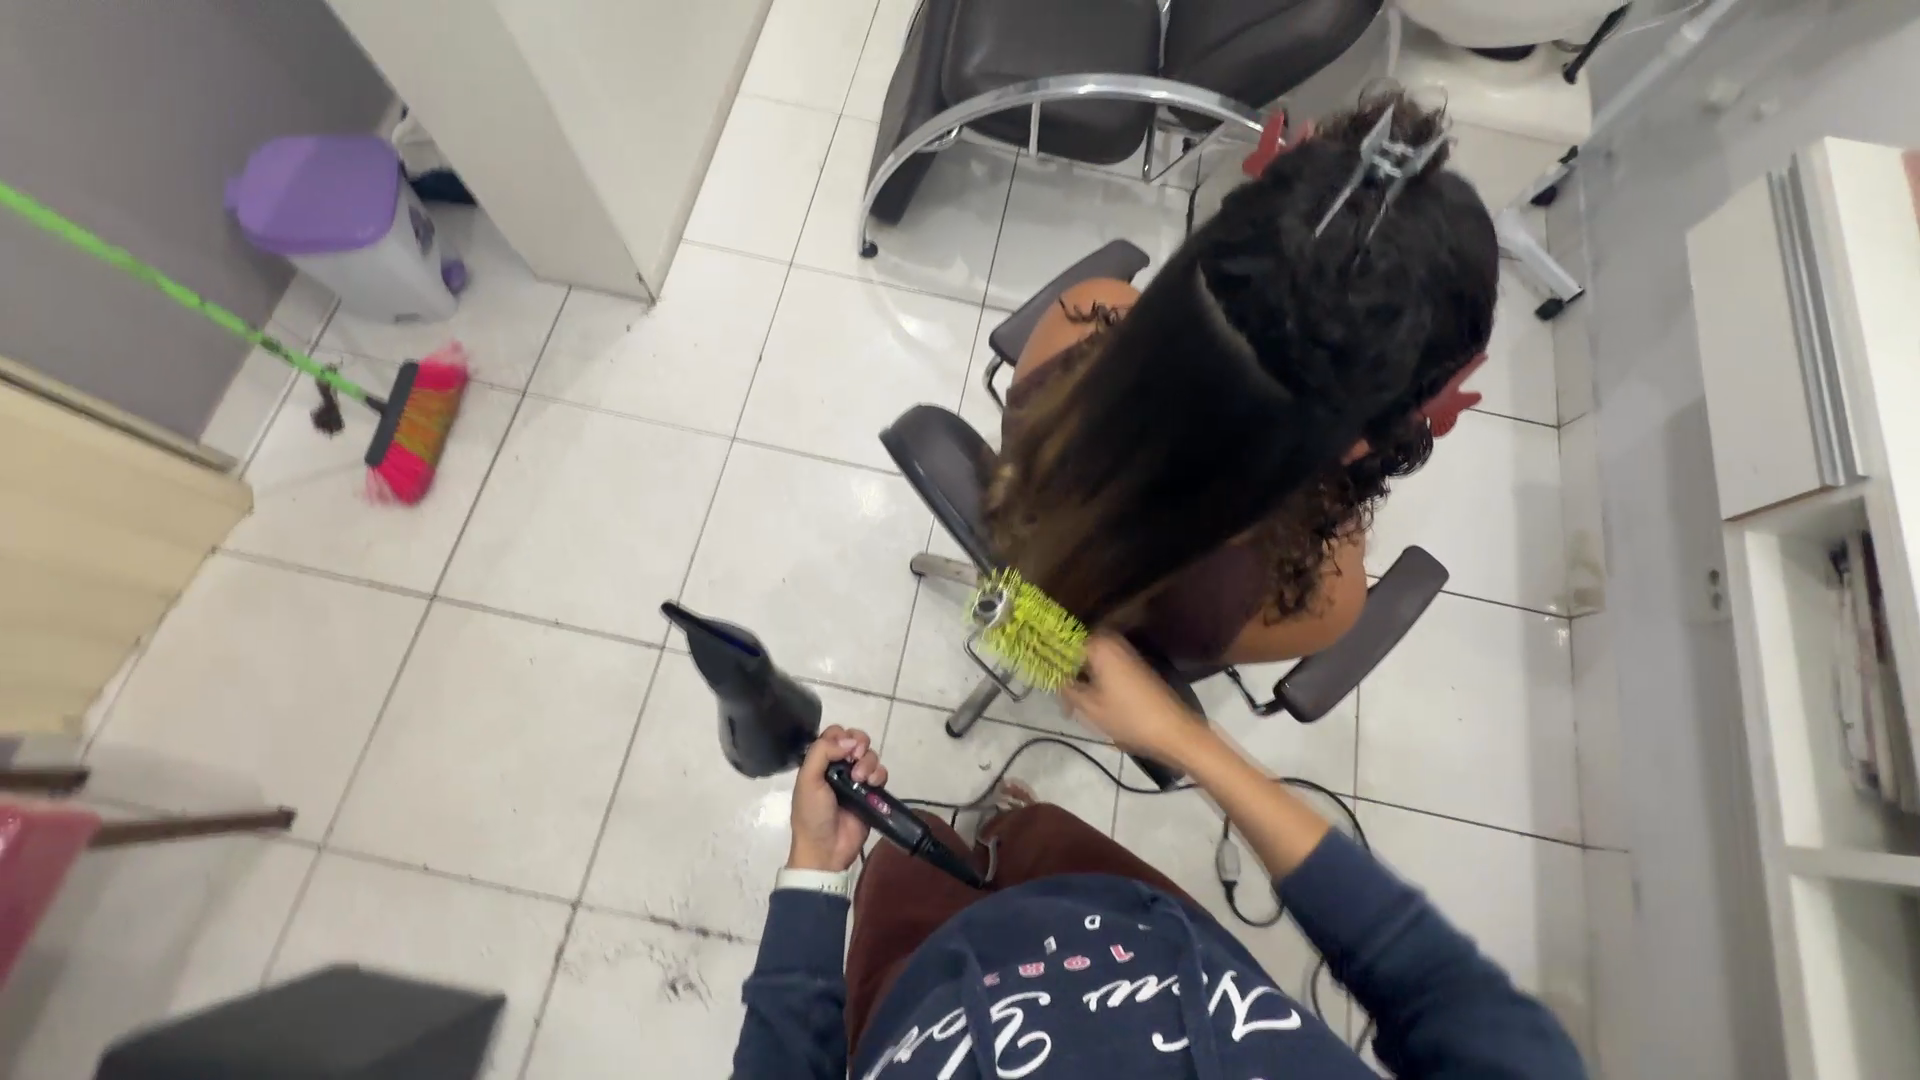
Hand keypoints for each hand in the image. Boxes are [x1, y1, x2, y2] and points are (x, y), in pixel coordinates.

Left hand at [787, 725, 886, 872]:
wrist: (826, 849)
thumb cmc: (812, 814)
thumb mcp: (808, 780)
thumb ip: (822, 753)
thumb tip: (849, 740)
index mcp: (820, 762)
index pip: (835, 734)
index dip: (842, 735)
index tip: (844, 747)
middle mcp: (839, 767)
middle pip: (856, 740)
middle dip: (860, 744)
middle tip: (855, 757)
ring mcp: (856, 780)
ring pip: (870, 755)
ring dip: (869, 761)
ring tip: (862, 778)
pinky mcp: (871, 793)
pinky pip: (881, 774)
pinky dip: (879, 774)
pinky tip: (872, 784)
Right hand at [1061, 634, 1213, 765]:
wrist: (1174, 731)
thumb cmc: (1128, 717)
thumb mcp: (1088, 706)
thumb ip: (1065, 687)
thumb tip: (1051, 675)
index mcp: (1098, 645)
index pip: (1062, 638)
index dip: (1046, 652)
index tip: (1033, 666)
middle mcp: (1112, 642)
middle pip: (1076, 648)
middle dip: (1062, 666)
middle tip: (1052, 688)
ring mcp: (1125, 653)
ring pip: (1089, 659)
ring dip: (1077, 674)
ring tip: (1067, 699)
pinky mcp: (1134, 666)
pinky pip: (1103, 665)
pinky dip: (1092, 678)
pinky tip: (1086, 698)